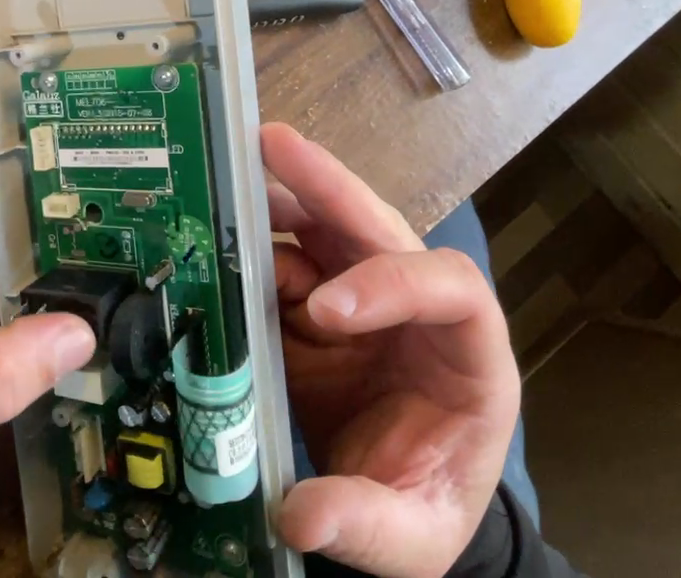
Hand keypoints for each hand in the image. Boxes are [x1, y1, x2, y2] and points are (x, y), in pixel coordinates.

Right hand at [263, 123, 521, 577]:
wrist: (394, 497)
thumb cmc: (428, 503)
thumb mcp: (414, 536)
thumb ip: (367, 524)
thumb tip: (301, 517)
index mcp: (466, 354)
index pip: (451, 289)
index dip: (390, 283)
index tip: (327, 311)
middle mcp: (412, 307)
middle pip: (380, 228)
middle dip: (327, 185)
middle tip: (271, 144)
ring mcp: (359, 299)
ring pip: (325, 230)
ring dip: (279, 201)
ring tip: (227, 178)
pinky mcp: (313, 306)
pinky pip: (282, 265)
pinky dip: (248, 248)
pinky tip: (214, 238)